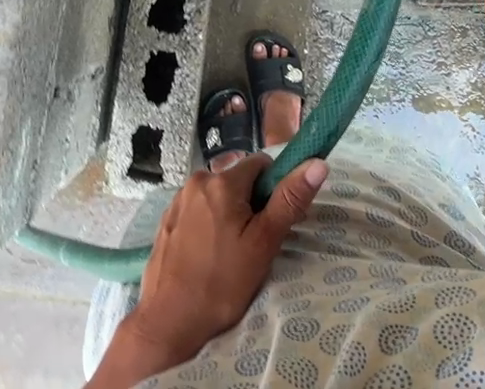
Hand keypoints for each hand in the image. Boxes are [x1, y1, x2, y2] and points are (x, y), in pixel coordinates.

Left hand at [122, 154, 328, 367]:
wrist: (170, 322)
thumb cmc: (221, 283)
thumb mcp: (263, 243)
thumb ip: (289, 200)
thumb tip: (317, 163)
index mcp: (221, 182)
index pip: (260, 163)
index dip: (274, 186)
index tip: (275, 218)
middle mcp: (196, 181)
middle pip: (238, 179)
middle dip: (252, 203)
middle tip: (256, 242)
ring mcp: (178, 200)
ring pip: (217, 195)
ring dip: (230, 213)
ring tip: (232, 253)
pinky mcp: (167, 218)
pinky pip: (198, 209)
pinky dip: (209, 223)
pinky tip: (209, 255)